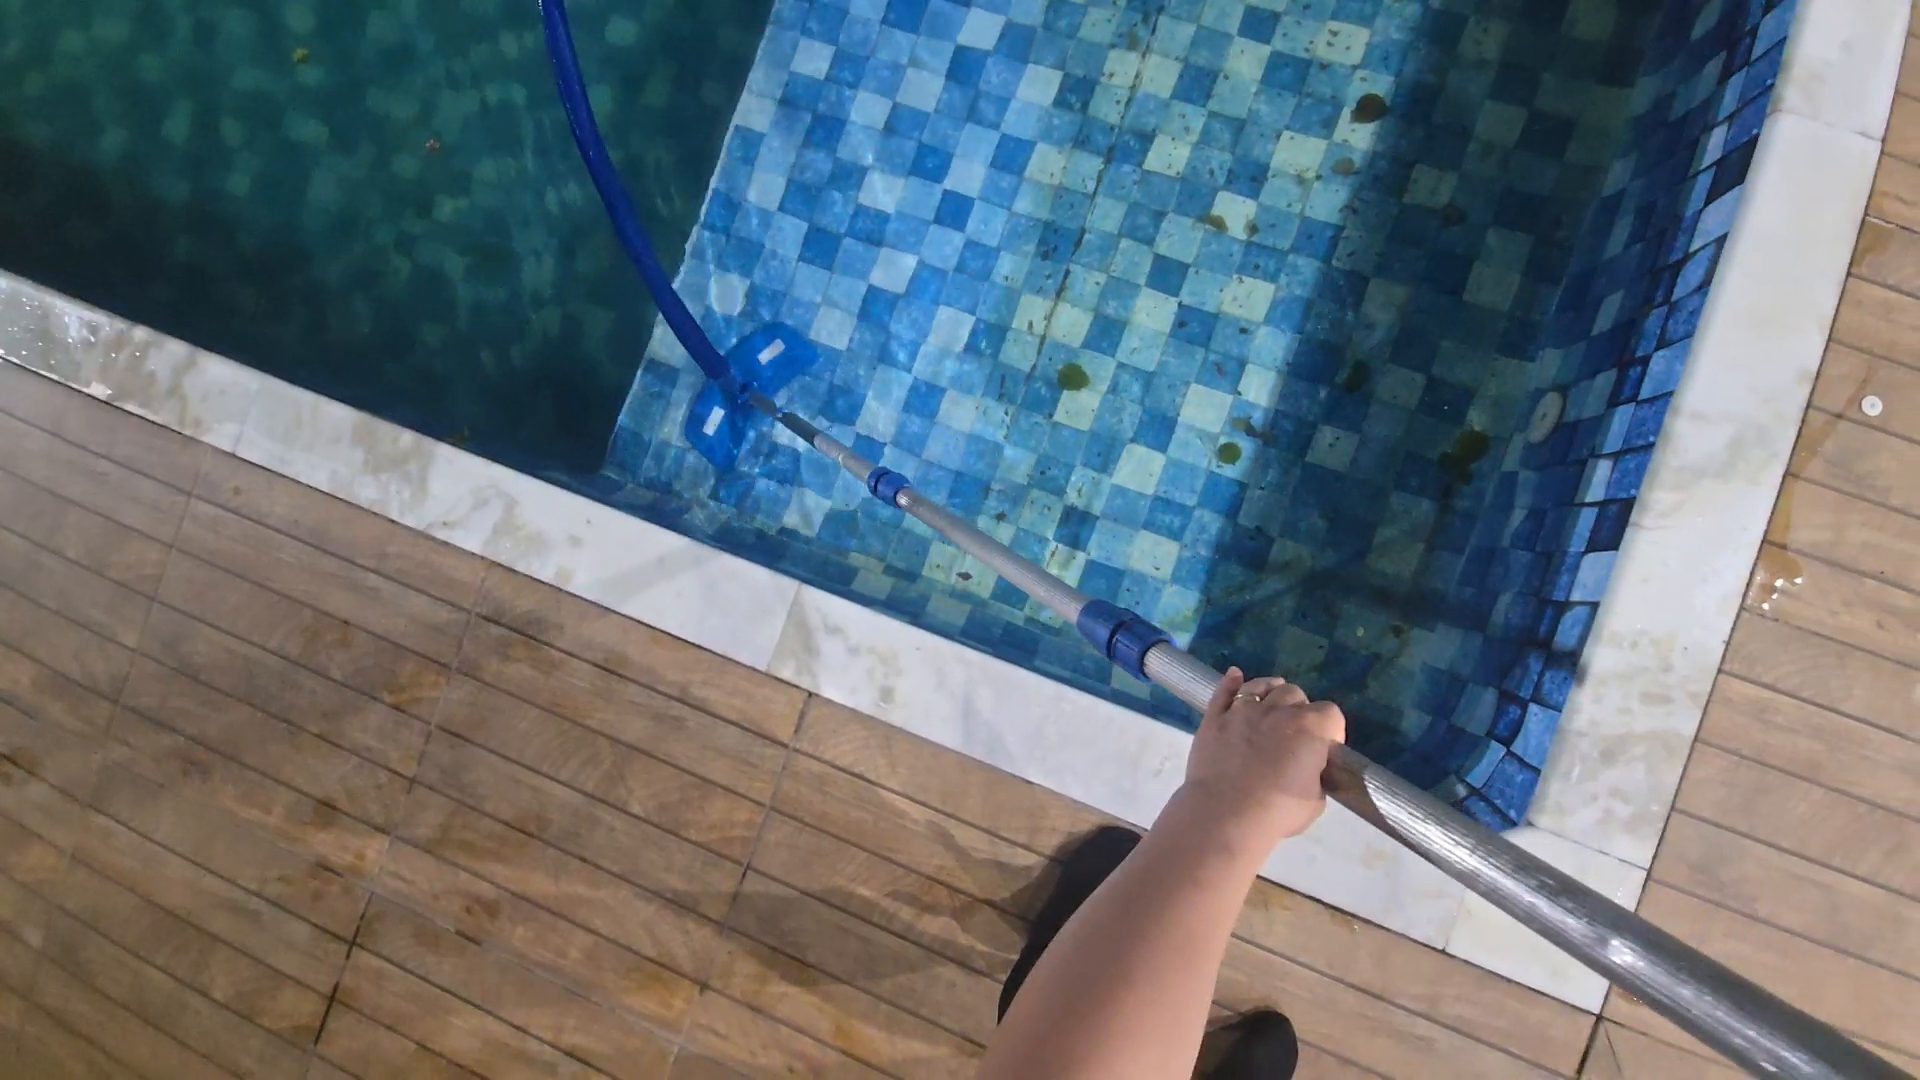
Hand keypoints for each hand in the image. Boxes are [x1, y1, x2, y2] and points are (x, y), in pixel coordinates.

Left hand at [1181, 667, 1345, 850]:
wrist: (1225, 813)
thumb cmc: (1276, 811)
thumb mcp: (1315, 798)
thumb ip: (1314, 772)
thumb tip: (1306, 765)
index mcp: (1310, 728)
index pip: (1331, 713)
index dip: (1330, 730)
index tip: (1323, 748)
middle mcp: (1277, 710)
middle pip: (1294, 694)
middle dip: (1299, 709)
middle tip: (1293, 733)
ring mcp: (1241, 710)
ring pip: (1260, 686)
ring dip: (1270, 692)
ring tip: (1271, 704)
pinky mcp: (1214, 717)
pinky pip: (1224, 691)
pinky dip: (1230, 682)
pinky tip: (1235, 675)